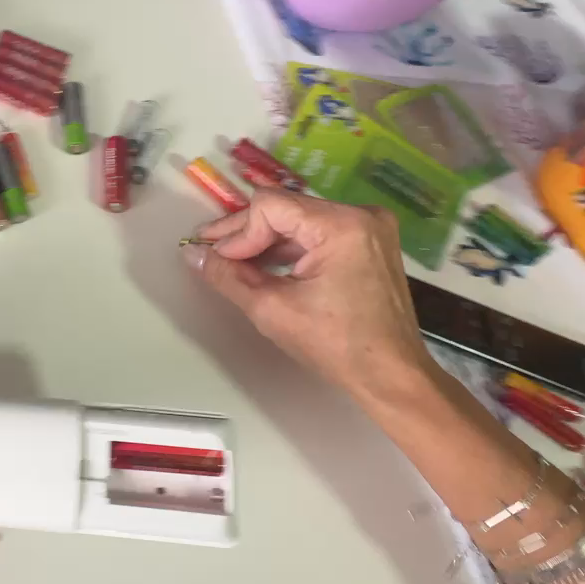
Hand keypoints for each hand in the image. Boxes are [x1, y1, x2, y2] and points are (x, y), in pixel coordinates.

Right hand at [181, 189, 433, 403]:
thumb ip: (227, 276)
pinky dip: (287, 248)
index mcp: (341, 225)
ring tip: (232, 262)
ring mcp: (368, 227)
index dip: (237, 231)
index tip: (218, 259)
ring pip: (297, 220)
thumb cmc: (335, 345)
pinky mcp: (367, 243)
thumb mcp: (271, 309)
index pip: (269, 206)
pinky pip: (315, 233)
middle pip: (283, 209)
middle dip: (245, 233)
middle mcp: (359, 215)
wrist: (392, 377)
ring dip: (263, 240)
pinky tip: (263, 266)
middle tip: (210, 252)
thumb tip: (192, 254)